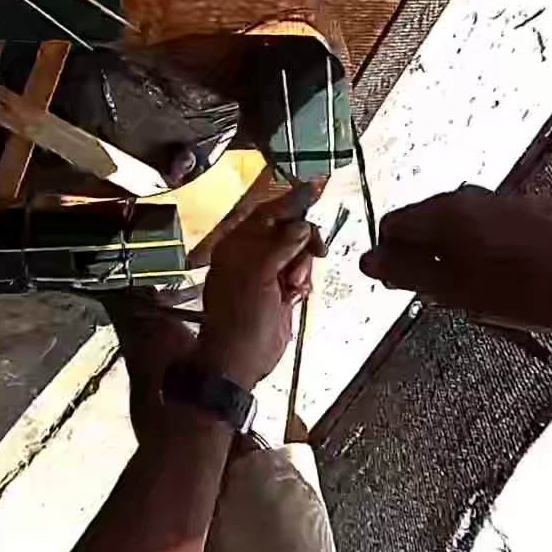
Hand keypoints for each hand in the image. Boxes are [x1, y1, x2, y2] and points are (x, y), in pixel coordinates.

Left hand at [198, 194, 319, 387]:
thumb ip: (279, 245)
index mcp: (236, 245)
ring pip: (297, 253)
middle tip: (314, 254)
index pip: (267, 212)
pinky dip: (302, 282)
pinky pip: (300, 273)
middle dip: (301, 243)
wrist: (240, 363)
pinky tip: (293, 296)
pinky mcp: (279, 291)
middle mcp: (250, 254)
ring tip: (292, 287)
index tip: (315, 188)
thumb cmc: (242, 320)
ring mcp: (265, 273)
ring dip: (302, 267)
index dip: (291, 201)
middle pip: (287, 230)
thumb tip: (300, 226)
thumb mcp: (258, 277)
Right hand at [358, 186, 551, 340]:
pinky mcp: (525, 213)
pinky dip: (477, 254)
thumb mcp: (452, 290)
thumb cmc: (519, 293)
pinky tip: (500, 282)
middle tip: (441, 296)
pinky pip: (483, 230)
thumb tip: (365, 260)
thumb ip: (404, 271)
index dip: (391, 257)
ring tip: (472, 294)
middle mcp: (469, 195)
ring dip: (450, 260)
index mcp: (445, 209)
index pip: (392, 225)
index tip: (407, 288)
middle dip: (422, 259)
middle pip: (422, 225)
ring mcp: (500, 202)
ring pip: (453, 229)